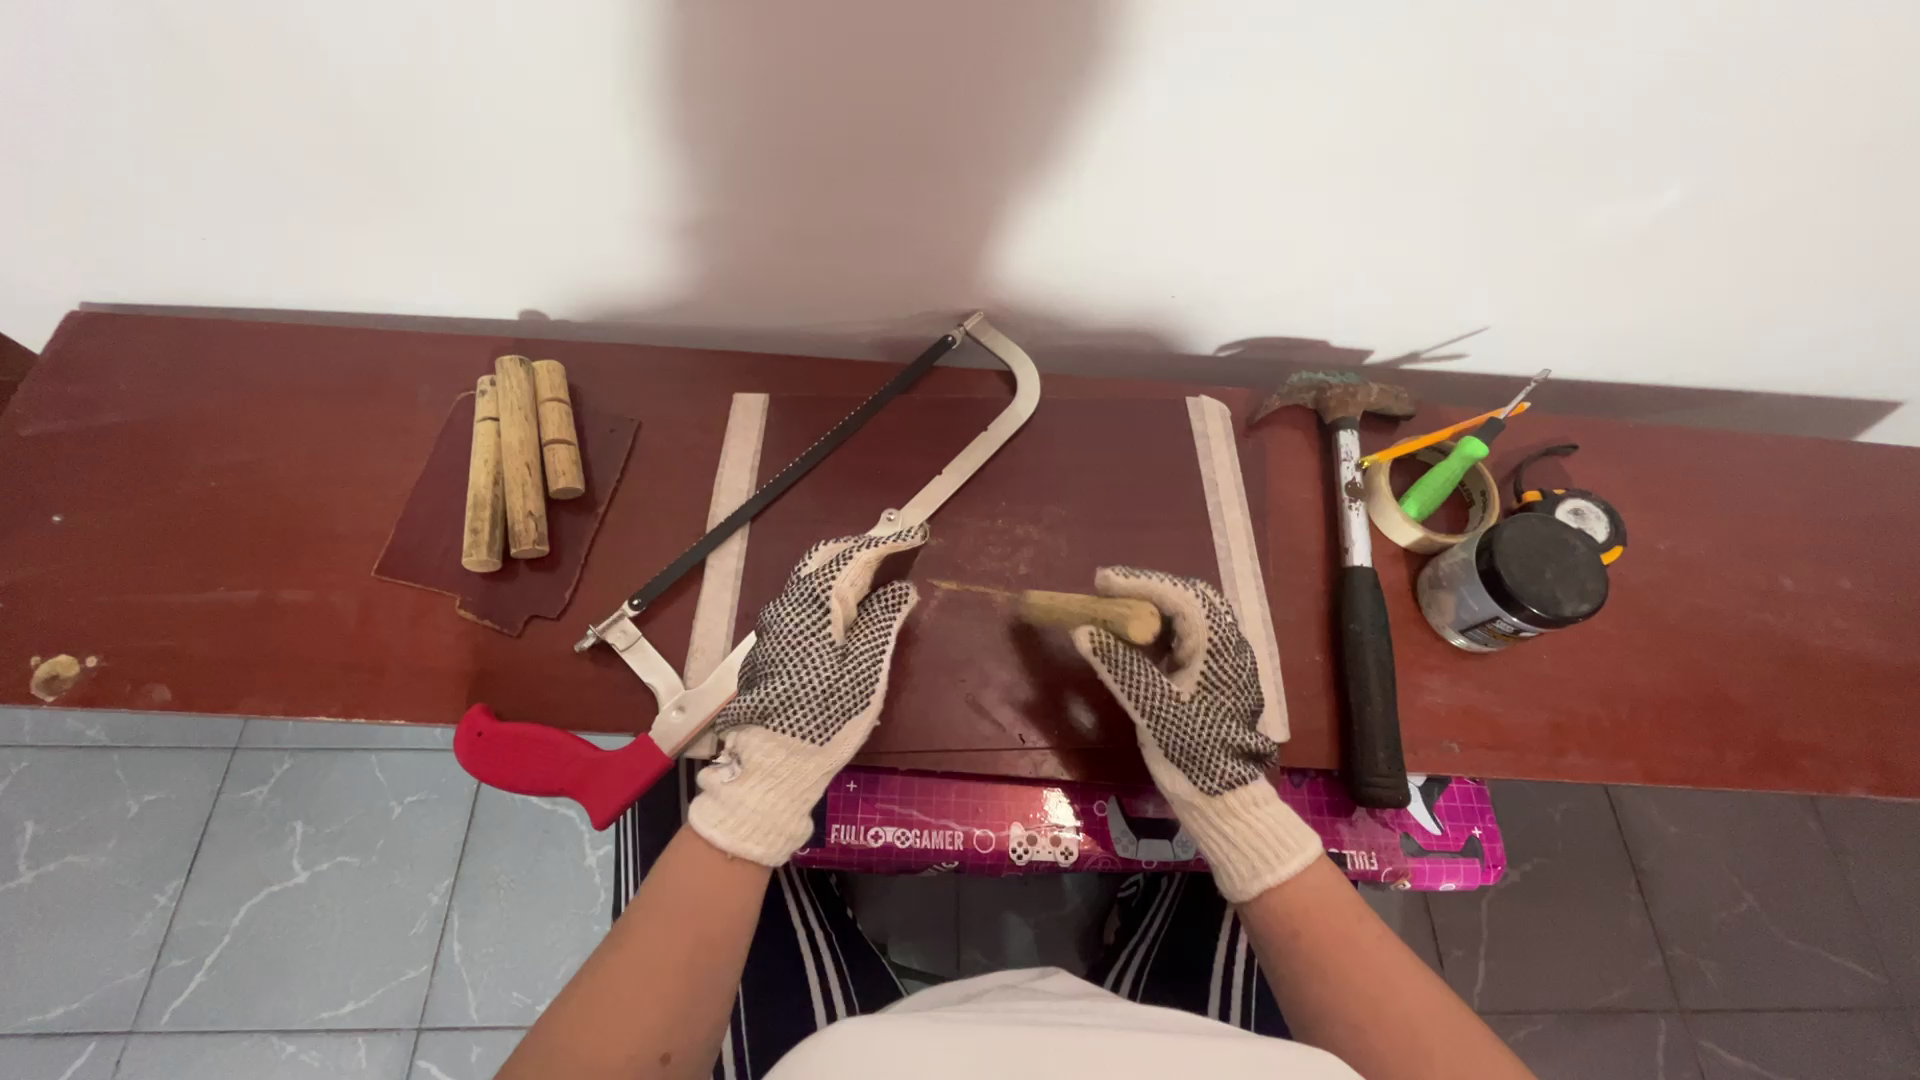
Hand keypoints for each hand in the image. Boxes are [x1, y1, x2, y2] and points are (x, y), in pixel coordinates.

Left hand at [686, 525, 927, 865]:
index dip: (886, 542)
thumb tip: (900, 590)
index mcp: (813, 604)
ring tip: (877, 577)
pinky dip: (830, 595)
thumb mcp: (866, 669)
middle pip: (824, 560)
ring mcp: (775, 625)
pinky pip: (804, 604)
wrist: (770, 763)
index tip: (915, 534)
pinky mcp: (772, 645)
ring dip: (843, 571)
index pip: (852, 556)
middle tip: (894, 550)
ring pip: (811, 581)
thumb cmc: (826, 716)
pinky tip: (848, 611)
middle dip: (860, 549)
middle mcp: (787, 605)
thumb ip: (883, 620)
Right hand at [1072, 567, 1322, 901]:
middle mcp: (1227, 644)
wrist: (1225, 797)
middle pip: (1189, 598)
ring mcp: (1223, 658)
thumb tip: (1083, 630)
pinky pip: (1186, 636)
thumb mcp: (1152, 708)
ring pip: (1189, 615)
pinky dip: (1158, 628)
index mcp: (1219, 648)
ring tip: (1114, 608)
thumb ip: (1118, 665)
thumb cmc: (1193, 752)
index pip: (1182, 597)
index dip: (1141, 582)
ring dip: (1152, 606)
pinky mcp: (1214, 672)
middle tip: (1106, 590)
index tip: (1103, 581)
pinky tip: (1134, 637)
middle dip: (1147, 589)